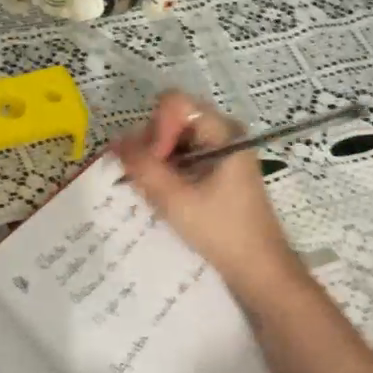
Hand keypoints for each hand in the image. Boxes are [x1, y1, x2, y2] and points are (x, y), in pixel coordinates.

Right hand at [112, 90, 299, 278]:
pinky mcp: (217, 168)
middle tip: (147, 179)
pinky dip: (167, 170)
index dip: (155, 128)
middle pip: (172, 118)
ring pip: (174, 138)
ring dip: (157, 160)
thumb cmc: (220, 230)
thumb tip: (115, 141)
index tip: (154, 162)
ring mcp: (222, 150)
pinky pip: (182, 155)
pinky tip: (164, 194)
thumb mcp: (174, 199)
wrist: (258, 268)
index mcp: (223, 131)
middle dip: (152, 145)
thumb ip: (142, 166)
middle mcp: (224, 132)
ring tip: (154, 190)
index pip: (174, 104)